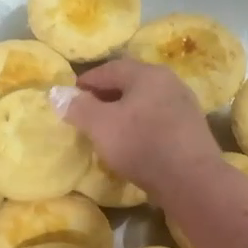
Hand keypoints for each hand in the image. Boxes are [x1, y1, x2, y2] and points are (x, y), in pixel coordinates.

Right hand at [54, 59, 218, 197]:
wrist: (190, 179)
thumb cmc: (141, 145)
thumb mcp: (101, 125)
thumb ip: (78, 107)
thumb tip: (57, 93)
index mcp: (147, 74)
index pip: (110, 68)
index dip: (86, 81)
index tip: (69, 96)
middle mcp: (168, 81)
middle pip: (129, 82)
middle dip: (105, 94)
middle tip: (85, 111)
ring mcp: (183, 104)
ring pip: (144, 100)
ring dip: (123, 110)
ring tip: (106, 128)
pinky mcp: (189, 128)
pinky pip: (156, 118)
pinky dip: (138, 124)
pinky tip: (130, 141)